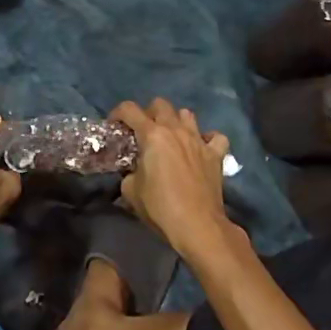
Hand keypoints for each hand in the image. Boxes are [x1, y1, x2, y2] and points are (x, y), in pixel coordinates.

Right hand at [111, 98, 236, 258]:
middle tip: (143, 131)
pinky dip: (209, 139)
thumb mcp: (131, 192)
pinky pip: (215, 137)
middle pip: (161, 104)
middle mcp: (176, 130)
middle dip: (149, 113)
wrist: (197, 224)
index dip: (118, 113)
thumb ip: (129, 174)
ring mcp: (198, 140)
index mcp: (152, 135)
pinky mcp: (215, 154)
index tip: (114, 125)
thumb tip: (132, 173)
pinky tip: (202, 148)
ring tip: (171, 137)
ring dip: (177, 121)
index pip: (130, 110)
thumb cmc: (160, 207)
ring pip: (187, 114)